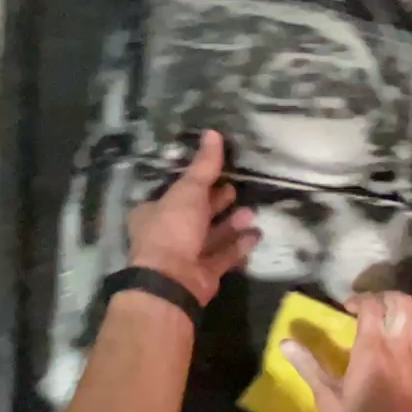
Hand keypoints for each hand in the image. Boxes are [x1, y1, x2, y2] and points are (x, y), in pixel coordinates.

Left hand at [128, 130, 259, 304]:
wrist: (173, 278)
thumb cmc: (173, 228)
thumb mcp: (189, 190)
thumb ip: (204, 165)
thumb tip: (213, 133)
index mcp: (154, 211)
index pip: (178, 193)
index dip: (198, 183)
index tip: (219, 174)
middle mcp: (168, 233)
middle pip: (197, 215)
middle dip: (217, 203)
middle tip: (236, 190)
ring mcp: (187, 255)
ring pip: (212, 236)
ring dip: (232, 225)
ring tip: (251, 213)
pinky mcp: (204, 273)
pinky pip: (224, 256)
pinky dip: (239, 246)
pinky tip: (256, 235)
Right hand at [283, 292, 411, 411]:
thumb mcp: (328, 399)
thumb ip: (309, 367)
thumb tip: (285, 343)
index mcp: (372, 349)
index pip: (372, 305)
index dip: (360, 299)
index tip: (349, 308)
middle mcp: (400, 347)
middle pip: (405, 303)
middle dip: (390, 299)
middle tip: (377, 310)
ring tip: (399, 325)